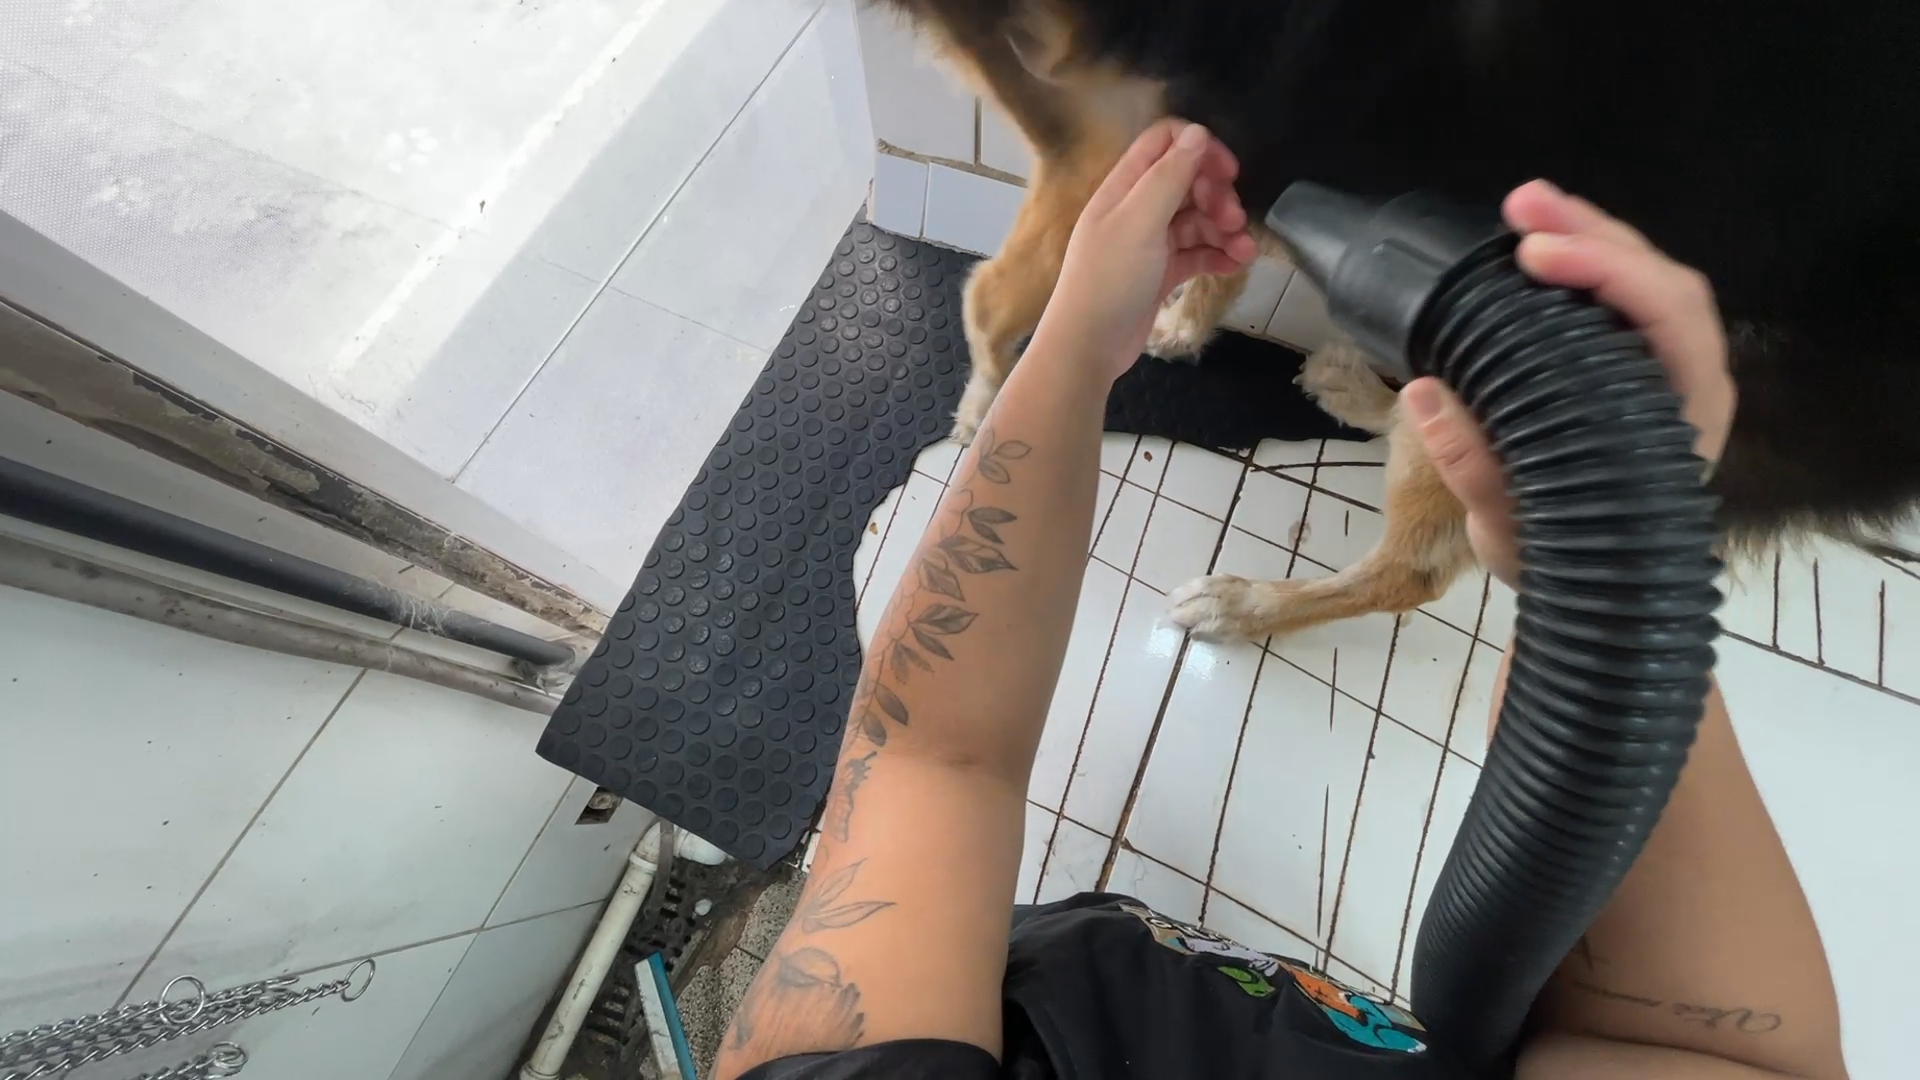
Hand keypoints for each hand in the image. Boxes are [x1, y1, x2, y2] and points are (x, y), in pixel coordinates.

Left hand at [1035, 119, 1258, 380]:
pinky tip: (1236, 264)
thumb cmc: (1108, 280)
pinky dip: (1217, 255)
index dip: (1200, 149)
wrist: (1087, 346)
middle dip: (1216, 196)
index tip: (1228, 172)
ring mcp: (1148, 244)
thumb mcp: (1139, 221)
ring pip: (1195, 221)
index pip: (1164, 143)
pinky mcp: (1159, 274)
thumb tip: (1198, 133)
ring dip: (1223, 229)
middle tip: (1234, 219)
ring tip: (1244, 249)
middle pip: (1187, 182)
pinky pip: (1195, 254)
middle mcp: (1135, 211)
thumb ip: (1168, 176)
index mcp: (1123, 189)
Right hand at [1400, 179, 1736, 586]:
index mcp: (1672, 414)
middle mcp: (1673, 383)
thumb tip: (1421, 392)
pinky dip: (1566, 278)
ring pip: (1631, 288)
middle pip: (1653, 284)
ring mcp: (1643, 377)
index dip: (1606, 273)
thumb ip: (1473, 466)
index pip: (1663, 317)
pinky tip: (1526, 262)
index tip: (1534, 257)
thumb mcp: (1509, 525)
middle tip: (1520, 205)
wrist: (1580, 585)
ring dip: (1581, 242)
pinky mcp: (1607, 379)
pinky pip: (1599, 312)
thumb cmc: (1555, 558)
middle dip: (1591, 235)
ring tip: (1519, 214)